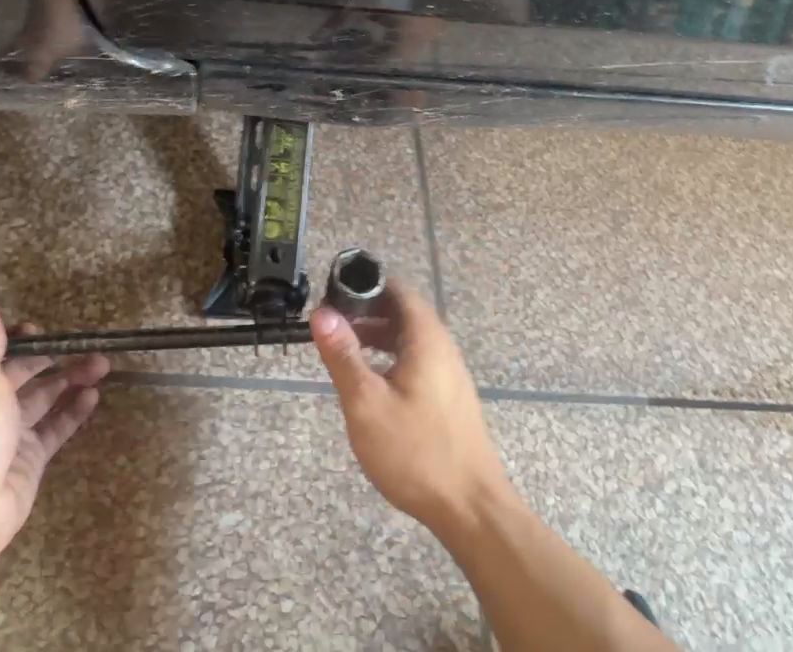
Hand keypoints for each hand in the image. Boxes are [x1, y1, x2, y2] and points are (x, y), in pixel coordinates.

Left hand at [0, 307, 109, 557]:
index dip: (14, 341)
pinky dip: (73, 411)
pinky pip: (53, 428)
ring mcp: (6, 434)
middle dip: (52, 359)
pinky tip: (94, 395)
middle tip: (86, 345)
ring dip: (71, 380)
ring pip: (42, 400)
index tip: (40, 331)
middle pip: (21, 376)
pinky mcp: (28, 458)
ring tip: (104, 364)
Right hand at [310, 281, 512, 533]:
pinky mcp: (450, 399)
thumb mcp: (367, 403)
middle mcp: (443, 349)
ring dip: (378, 337)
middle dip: (367, 312)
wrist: (470, 507)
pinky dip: (392, 359)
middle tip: (331, 326)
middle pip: (404, 313)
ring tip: (345, 353)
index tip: (333, 296)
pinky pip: (418, 362)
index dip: (365, 286)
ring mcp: (451, 375)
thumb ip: (343, 356)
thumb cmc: (415, 452)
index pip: (398, 290)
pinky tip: (373, 385)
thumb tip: (322, 313)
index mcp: (427, 340)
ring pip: (410, 340)